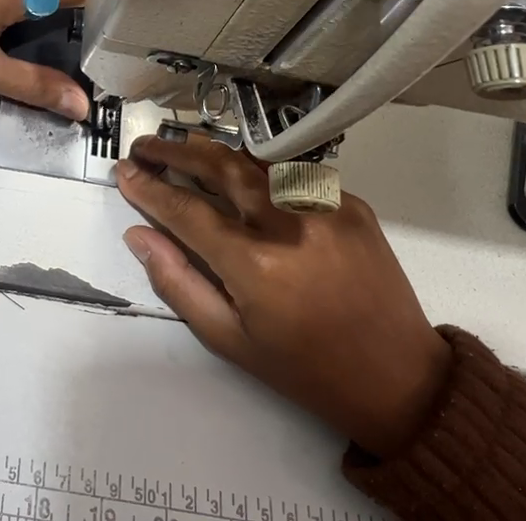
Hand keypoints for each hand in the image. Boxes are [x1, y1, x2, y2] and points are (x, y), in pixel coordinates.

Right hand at [114, 134, 450, 457]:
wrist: (401, 378)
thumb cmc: (306, 369)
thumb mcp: (230, 340)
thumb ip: (177, 282)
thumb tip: (138, 235)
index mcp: (255, 264)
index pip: (186, 210)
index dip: (148, 188)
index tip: (124, 172)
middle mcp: (289, 223)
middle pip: (219, 166)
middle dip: (175, 150)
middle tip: (146, 146)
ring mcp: (325, 206)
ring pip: (256, 160)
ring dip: (214, 151)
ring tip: (184, 148)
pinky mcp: (351, 203)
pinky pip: (292, 175)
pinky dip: (259, 171)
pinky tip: (243, 176)